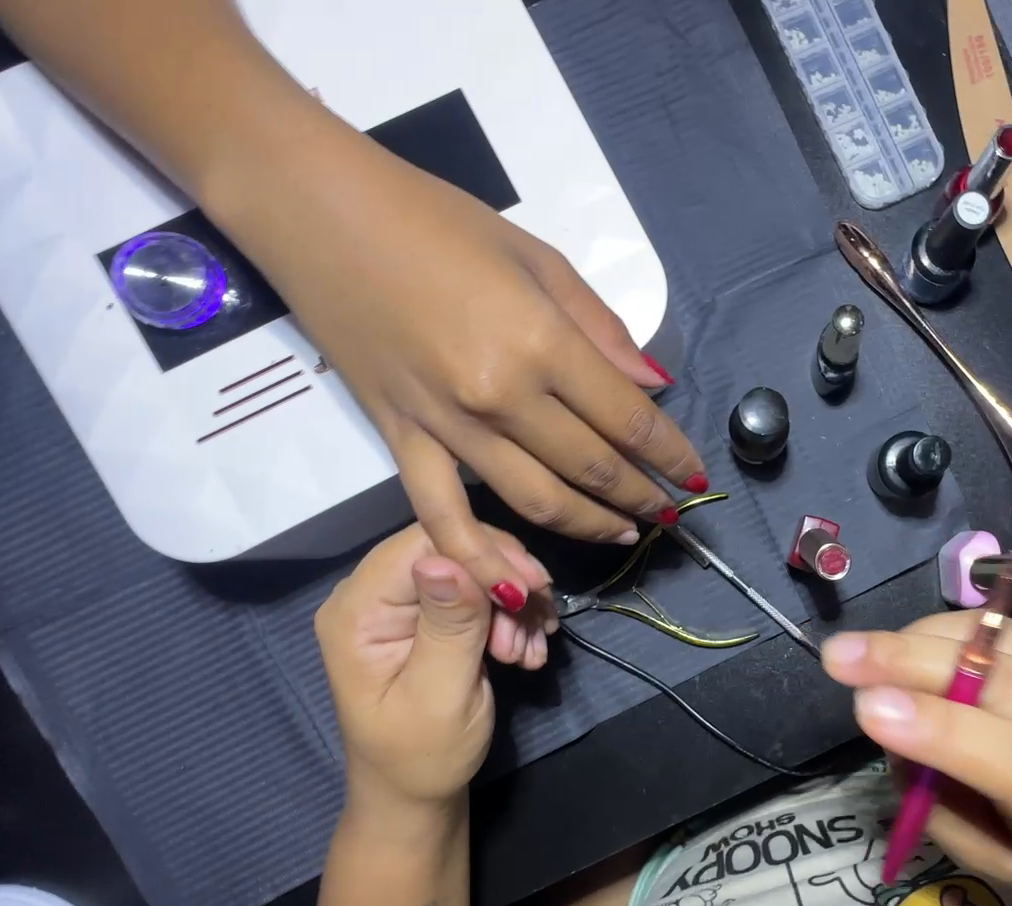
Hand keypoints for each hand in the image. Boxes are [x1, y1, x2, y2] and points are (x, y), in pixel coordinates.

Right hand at [214, 135, 707, 610]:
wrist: (316, 211)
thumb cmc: (439, 222)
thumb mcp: (542, 260)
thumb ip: (604, 332)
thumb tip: (655, 385)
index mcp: (542, 346)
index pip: (630, 422)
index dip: (671, 456)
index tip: (695, 476)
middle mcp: (501, 400)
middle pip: (592, 469)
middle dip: (642, 496)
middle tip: (670, 512)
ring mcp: (447, 429)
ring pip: (537, 502)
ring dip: (591, 526)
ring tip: (626, 534)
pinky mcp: (400, 443)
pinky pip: (445, 519)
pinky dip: (485, 561)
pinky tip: (523, 589)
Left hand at [315, 523, 546, 806]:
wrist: (418, 793)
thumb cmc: (422, 754)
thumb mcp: (440, 695)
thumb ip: (448, 627)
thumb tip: (446, 561)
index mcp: (358, 611)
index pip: (424, 542)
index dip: (484, 552)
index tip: (533, 588)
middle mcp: (374, 595)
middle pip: (453, 549)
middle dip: (505, 583)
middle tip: (537, 627)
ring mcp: (403, 604)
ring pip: (475, 569)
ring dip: (515, 604)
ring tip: (530, 652)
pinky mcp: (431, 615)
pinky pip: (480, 592)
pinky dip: (512, 615)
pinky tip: (527, 650)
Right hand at [821, 613, 1011, 895]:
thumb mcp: (995, 866)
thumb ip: (942, 807)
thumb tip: (892, 730)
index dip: (943, 732)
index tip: (867, 708)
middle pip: (1006, 682)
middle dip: (913, 663)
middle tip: (839, 656)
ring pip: (998, 643)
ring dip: (919, 640)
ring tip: (859, 653)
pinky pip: (998, 630)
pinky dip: (941, 632)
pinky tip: (903, 647)